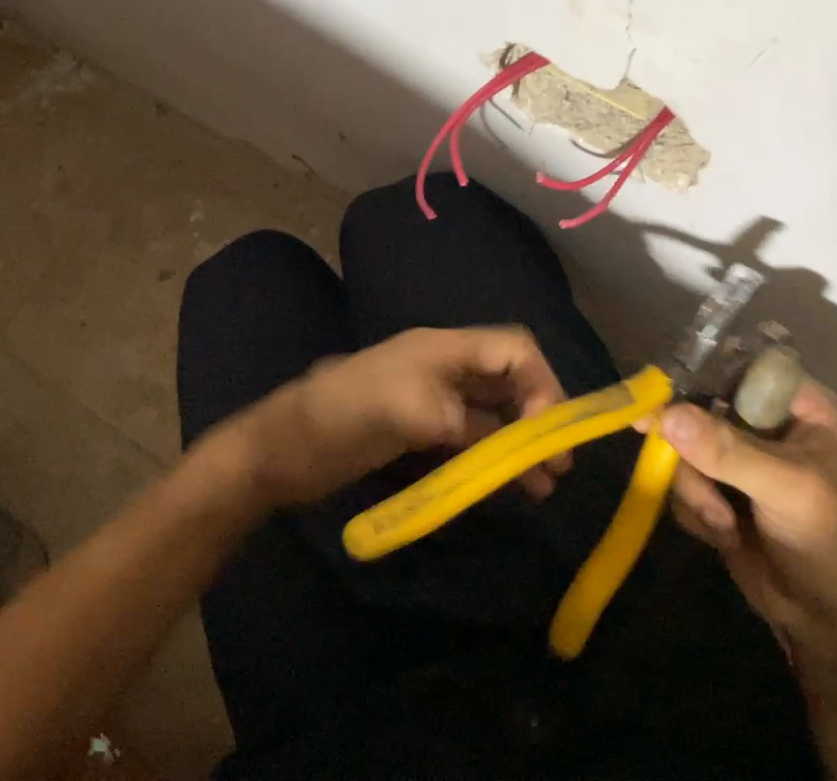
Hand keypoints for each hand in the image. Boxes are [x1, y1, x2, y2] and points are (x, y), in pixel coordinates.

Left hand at [237, 327, 568, 506]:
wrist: (279, 450)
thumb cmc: (338, 418)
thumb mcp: (397, 411)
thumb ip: (454, 421)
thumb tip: (500, 446)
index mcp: (442, 349)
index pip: (513, 350)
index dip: (542, 383)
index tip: (548, 430)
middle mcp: (445, 370)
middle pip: (510, 383)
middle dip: (539, 418)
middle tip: (557, 464)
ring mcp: (433, 403)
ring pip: (493, 417)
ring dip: (519, 446)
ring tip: (542, 487)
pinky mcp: (420, 434)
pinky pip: (470, 442)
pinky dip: (491, 462)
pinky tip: (506, 487)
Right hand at [644, 381, 836, 692]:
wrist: (830, 621)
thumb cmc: (829, 541)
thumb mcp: (786, 489)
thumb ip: (728, 451)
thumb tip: (667, 415)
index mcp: (799, 405)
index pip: (740, 367)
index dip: (700, 378)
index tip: (662, 400)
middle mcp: (766, 424)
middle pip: (699, 407)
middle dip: (690, 449)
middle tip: (676, 466)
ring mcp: (739, 459)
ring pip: (683, 448)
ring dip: (695, 489)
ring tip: (723, 522)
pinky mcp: (719, 493)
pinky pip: (681, 483)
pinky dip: (694, 510)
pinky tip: (721, 535)